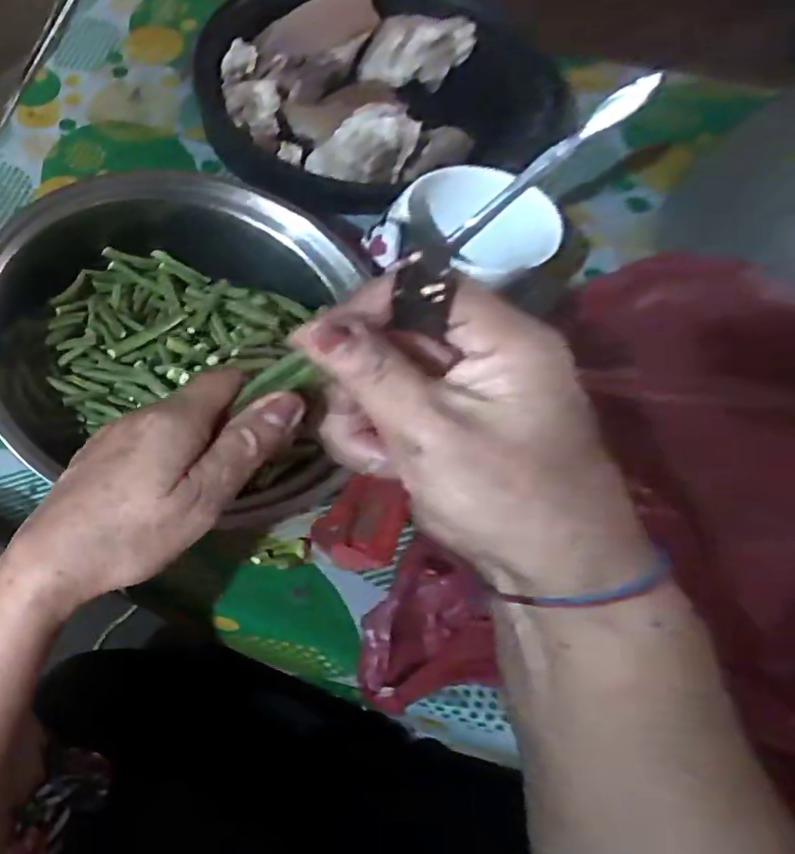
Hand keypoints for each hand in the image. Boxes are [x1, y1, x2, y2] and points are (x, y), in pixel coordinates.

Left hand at [4, 369, 304, 613]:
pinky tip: (161, 489)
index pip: (227, 377)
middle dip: (229, 423)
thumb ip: (242, 448)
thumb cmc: (132, 534)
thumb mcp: (202, 497)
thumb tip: (287, 396)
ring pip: (168, 424)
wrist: (51, 556)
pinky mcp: (92, 458)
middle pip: (196, 403)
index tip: (284, 425)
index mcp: (170, 418)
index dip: (261, 391)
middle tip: (251, 468)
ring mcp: (108, 436)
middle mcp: (136, 415)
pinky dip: (164, 455)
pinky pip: (141, 443)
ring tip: (208, 484)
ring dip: (195, 442)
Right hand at [289, 274, 651, 595]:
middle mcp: (475, 355)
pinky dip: (363, 436)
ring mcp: (450, 389)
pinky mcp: (430, 419)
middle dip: (354, 379)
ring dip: (353, 415)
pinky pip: (373, 408)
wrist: (544, 567)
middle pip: (385, 334)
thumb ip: (368, 374)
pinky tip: (380, 465)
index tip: (313, 340)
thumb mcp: (427, 430)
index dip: (365, 305)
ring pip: (368, 376)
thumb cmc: (503, 495)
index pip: (424, 286)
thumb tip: (308, 329)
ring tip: (373, 455)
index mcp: (501, 341)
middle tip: (351, 418)